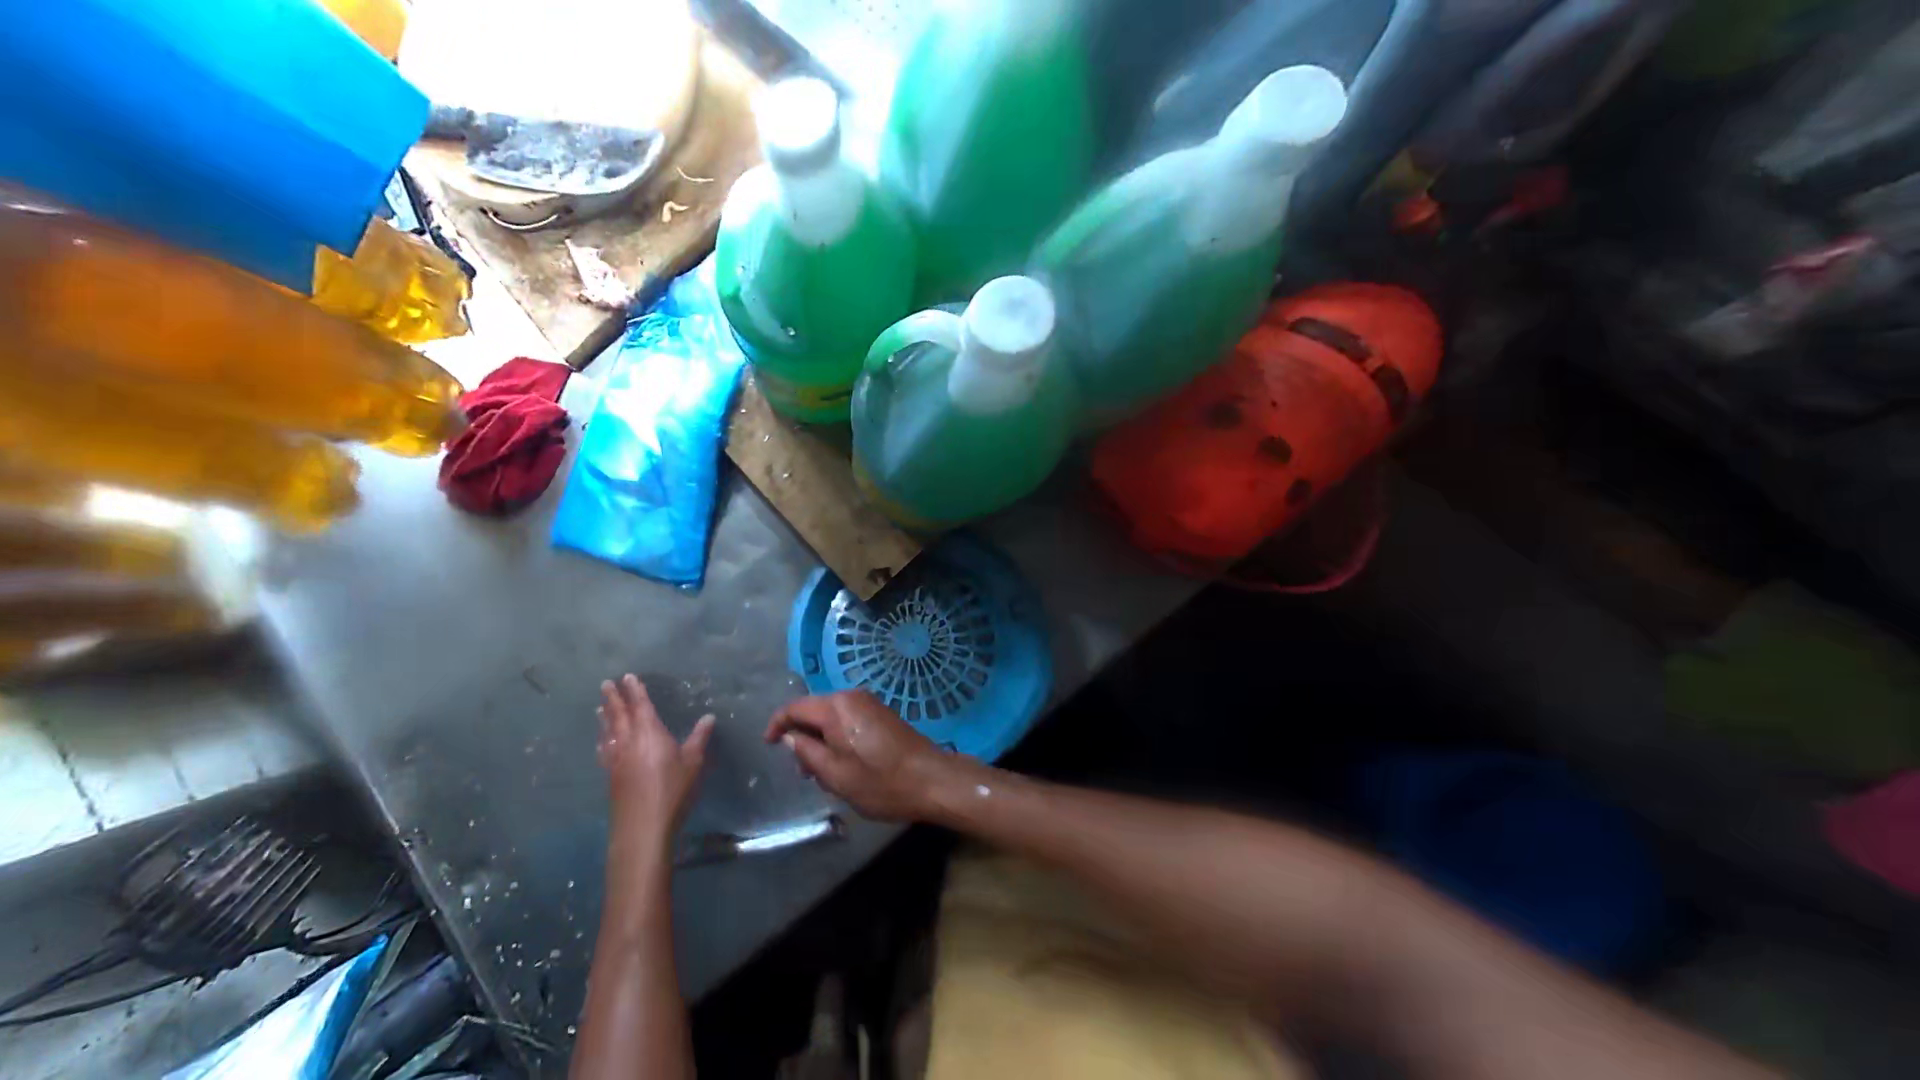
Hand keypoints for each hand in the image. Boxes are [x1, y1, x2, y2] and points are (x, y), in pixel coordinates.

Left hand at [598, 674, 715, 843]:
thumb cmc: (673, 789)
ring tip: (599, 706)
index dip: (635, 690)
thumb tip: (708, 716)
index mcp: (650, 732)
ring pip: (608, 731)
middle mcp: (629, 740)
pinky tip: (601, 741)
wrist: (643, 825)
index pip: (641, 705)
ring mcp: (616, 758)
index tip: (628, 677)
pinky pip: (604, 749)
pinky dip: (602, 739)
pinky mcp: (611, 775)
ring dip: (604, 716)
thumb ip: (699, 737)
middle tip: (605, 684)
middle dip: (613, 698)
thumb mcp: (693, 761)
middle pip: (619, 714)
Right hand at [764, 690, 962, 821]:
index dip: (777, 725)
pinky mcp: (882, 715)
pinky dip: (839, 740)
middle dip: (802, 738)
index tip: (767, 745)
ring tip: (824, 776)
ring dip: (821, 742)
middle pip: (814, 710)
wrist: (932, 780)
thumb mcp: (835, 775)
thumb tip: (790, 737)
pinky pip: (849, 722)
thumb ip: (807, 753)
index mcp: (837, 707)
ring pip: (832, 718)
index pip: (795, 707)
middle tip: (802, 772)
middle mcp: (852, 697)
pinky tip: (844, 767)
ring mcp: (870, 704)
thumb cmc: (881, 782)